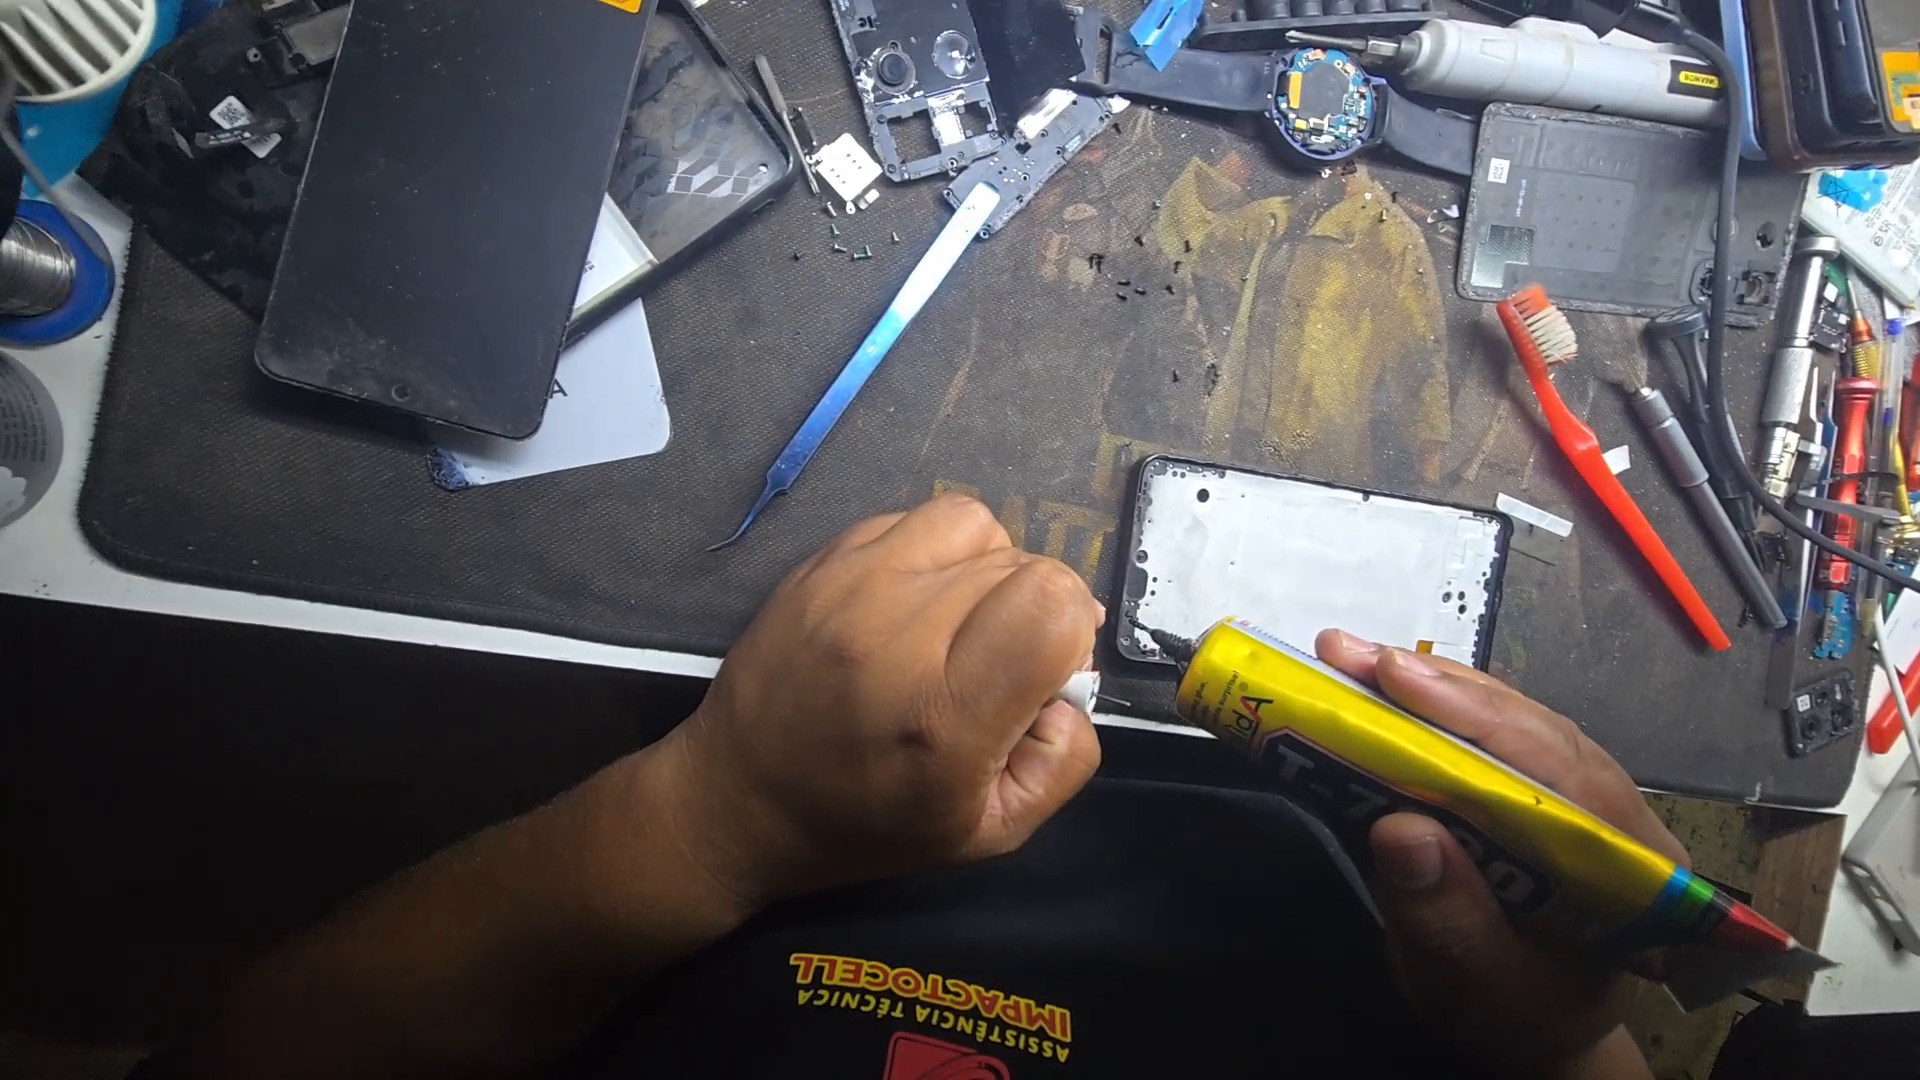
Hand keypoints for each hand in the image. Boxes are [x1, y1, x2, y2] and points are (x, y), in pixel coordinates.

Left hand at [660, 495, 1104, 910]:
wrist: (737, 799)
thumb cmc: (866, 826)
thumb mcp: (990, 832)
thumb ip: (1063, 758)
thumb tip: (1071, 679)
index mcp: (942, 713)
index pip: (1052, 603)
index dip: (1073, 628)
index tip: (1047, 666)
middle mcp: (894, 630)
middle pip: (1022, 564)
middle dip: (1035, 607)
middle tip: (996, 658)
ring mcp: (850, 583)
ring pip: (974, 523)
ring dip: (989, 565)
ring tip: (960, 617)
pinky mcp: (820, 561)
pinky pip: (915, 520)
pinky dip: (937, 552)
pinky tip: (913, 601)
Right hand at [1316, 630, 1683, 1077]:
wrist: (1516, 1016)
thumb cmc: (1501, 1006)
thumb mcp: (1468, 979)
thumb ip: (1443, 914)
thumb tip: (1399, 828)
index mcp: (1629, 868)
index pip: (1562, 771)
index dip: (1477, 718)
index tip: (1394, 676)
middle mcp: (1607, 812)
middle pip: (1527, 726)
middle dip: (1434, 686)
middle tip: (1343, 652)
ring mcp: (1564, 790)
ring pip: (1501, 715)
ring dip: (1420, 682)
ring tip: (1344, 656)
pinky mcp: (1519, 781)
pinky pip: (1475, 727)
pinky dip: (1419, 700)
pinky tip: (1373, 681)